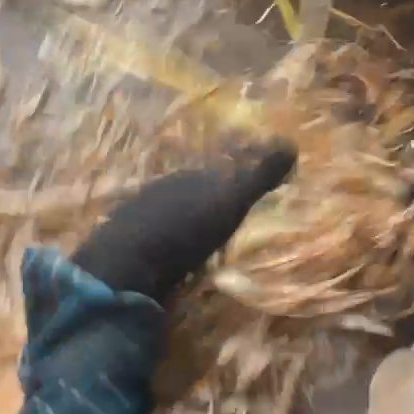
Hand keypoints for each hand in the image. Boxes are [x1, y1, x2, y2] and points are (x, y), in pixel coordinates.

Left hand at [72, 142, 296, 300]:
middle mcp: (160, 192)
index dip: (237, 178)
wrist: (121, 269)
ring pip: (172, 216)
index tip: (254, 189)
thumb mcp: (231, 198)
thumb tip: (292, 144)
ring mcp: (136, 221)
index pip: (218, 170)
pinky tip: (179, 262)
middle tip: (233, 215)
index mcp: (188, 177)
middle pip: (194, 192)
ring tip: (209, 241)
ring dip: (190, 226)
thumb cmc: (183, 229)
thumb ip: (259, 173)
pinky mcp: (124, 252)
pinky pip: (156, 243)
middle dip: (212, 201)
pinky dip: (171, 248)